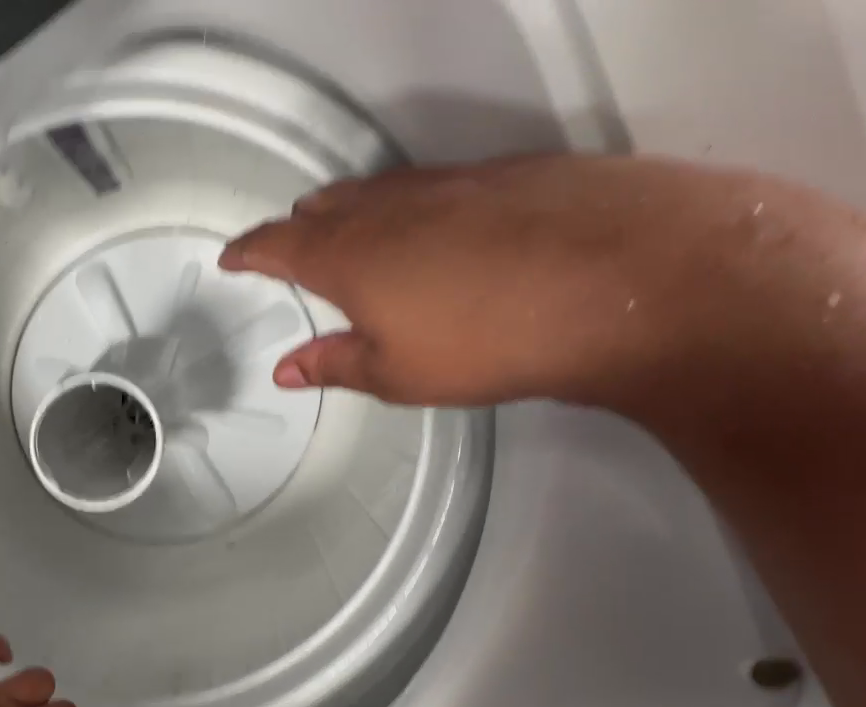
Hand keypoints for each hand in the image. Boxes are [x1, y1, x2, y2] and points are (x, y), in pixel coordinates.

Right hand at [220, 155, 865, 410]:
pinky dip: (413, 204)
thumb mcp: (398, 372)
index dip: (249, 251)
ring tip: (347, 227)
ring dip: (354, 208)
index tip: (231, 256)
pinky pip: (436, 185)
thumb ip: (334, 364)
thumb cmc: (494, 337)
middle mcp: (391, 206)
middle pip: (326, 206)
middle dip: (298, 225)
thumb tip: (287, 368)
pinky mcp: (509, 174)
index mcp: (349, 254)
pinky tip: (433, 227)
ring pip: (382, 189)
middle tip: (286, 241)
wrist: (634, 280)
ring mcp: (452, 182)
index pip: (278, 244)